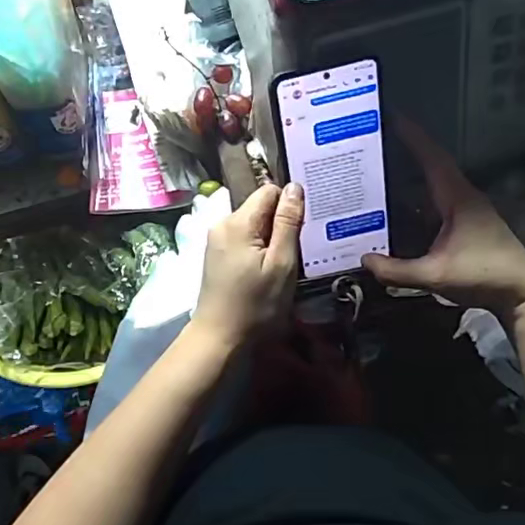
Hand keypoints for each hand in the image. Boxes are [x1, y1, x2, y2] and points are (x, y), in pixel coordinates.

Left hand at [191, 182, 304, 347]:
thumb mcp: (281, 264)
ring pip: (253, 224)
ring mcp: (217, 239)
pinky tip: (270, 267)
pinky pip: (244, 239)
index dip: (291, 203)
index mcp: (237, 222)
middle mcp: (222, 224)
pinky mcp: (217, 254)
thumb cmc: (255, 305)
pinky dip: (259, 247)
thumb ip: (288, 223)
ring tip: (289, 259)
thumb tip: (295, 187)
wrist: (219, 337)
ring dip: (272, 237)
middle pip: (260, 207)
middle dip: (282, 222)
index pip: (269, 191)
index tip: (307, 224)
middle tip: (302, 245)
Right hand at [362, 119, 524, 315]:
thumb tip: (363, 260)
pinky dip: (411, 205)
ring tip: (374, 176)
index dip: (413, 137)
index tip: (393, 116)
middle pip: (428, 169)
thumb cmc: (483, 276)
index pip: (432, 159)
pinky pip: (431, 207)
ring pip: (429, 190)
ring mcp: (464, 213)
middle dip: (402, 155)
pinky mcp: (463, 227)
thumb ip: (397, 270)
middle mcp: (461, 199)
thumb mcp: (434, 275)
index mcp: (457, 199)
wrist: (521, 294)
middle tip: (372, 147)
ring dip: (405, 182)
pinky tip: (391, 212)